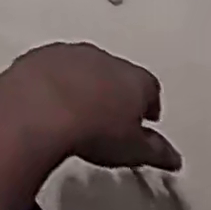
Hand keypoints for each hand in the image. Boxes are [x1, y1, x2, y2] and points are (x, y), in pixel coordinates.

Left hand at [0, 43, 180, 170]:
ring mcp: (67, 52)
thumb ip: (157, 151)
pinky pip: (53, 66)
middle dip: (115, 91)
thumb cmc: (93, 129)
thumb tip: (172, 156)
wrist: (39, 108)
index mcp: (132, 77)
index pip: (150, 87)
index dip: (148, 104)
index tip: (144, 120)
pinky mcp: (39, 55)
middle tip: (111, 117)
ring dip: (84, 83)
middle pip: (115, 71)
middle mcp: (101, 57)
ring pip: (83, 65)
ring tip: (80, 112)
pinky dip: (55, 80)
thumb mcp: (133, 150)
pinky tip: (51, 102)